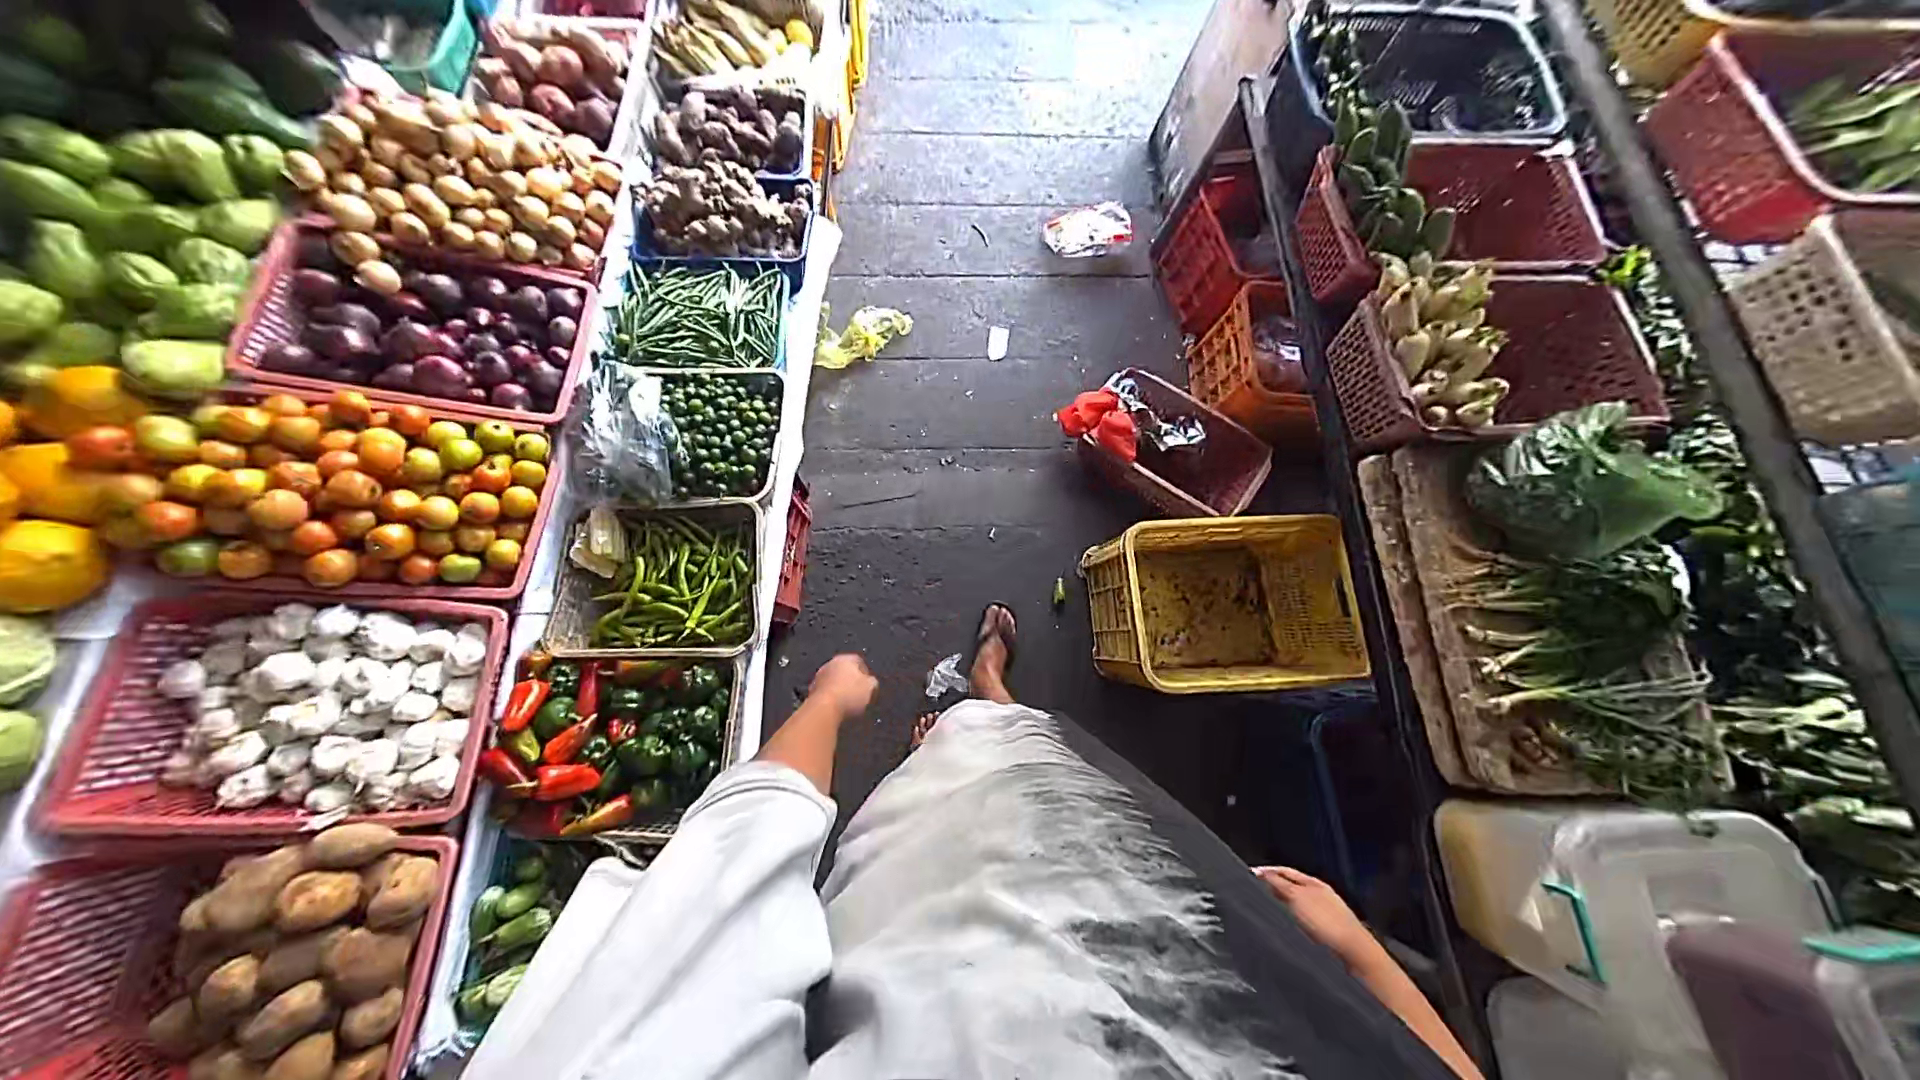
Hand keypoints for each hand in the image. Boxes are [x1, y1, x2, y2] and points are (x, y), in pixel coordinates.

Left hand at [809, 653, 876, 718]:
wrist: (823, 709)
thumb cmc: (850, 694)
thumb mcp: (870, 688)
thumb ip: (872, 682)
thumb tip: (869, 682)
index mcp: (845, 659)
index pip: (858, 661)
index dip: (865, 673)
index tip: (868, 685)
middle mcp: (830, 664)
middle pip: (844, 670)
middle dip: (850, 680)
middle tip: (858, 693)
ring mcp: (818, 677)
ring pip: (833, 680)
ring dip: (839, 688)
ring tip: (846, 703)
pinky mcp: (811, 690)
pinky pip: (825, 692)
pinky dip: (830, 697)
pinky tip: (835, 707)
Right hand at [1256, 866, 1381, 969]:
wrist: (1355, 953)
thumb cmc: (1327, 922)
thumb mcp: (1296, 898)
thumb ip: (1278, 884)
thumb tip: (1261, 873)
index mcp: (1314, 883)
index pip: (1285, 871)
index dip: (1268, 872)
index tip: (1251, 875)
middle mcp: (1320, 895)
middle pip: (1291, 887)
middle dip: (1274, 888)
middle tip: (1257, 892)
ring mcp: (1326, 913)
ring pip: (1297, 904)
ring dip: (1283, 905)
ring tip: (1269, 909)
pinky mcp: (1328, 931)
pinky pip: (1304, 920)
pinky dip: (1293, 920)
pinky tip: (1288, 927)